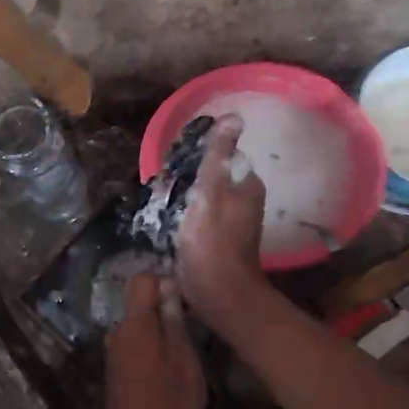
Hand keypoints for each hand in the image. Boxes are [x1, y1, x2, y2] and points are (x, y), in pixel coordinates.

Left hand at [99, 274, 205, 408]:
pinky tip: (170, 359)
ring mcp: (113, 348)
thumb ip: (174, 321)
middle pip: (138, 299)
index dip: (165, 279)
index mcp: (134, 324)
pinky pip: (134, 339)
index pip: (142, 279)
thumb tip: (169, 285)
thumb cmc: (168, 405)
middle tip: (195, 319)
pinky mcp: (116, 365)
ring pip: (137, 320)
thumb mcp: (184, 362)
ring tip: (188, 340)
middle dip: (164, 302)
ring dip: (159, 324)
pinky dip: (151, 340)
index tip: (191, 294)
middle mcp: (117, 330)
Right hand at [175, 114, 267, 328]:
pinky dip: (182, 217)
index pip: (220, 157)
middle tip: (163, 190)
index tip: (175, 169)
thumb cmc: (212, 240)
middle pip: (209, 177)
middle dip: (185, 180)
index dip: (195, 160)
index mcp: (247, 184)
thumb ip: (218, 155)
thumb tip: (234, 116)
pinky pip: (197, 217)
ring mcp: (231, 222)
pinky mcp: (217, 240)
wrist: (217, 293)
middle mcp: (244, 200)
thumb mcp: (211, 190)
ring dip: (181, 199)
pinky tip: (167, 224)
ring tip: (161, 206)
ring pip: (201, 197)